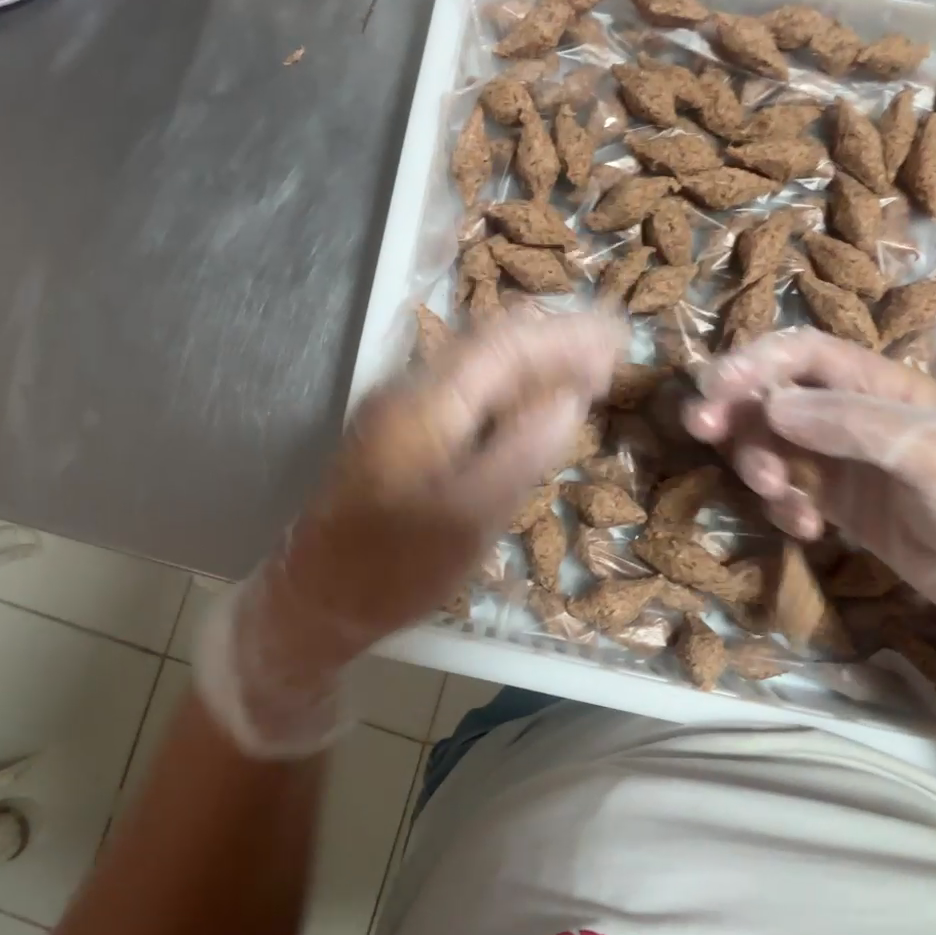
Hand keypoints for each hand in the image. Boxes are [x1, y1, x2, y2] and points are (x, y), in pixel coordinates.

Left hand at [195, 309, 626, 756]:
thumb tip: (570, 400)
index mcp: (424, 404)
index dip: (566, 335)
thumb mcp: (466, 520)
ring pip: (479, 364)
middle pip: (492, 344)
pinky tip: (534, 407)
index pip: (506, 344)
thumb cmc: (392, 570)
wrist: (316, 599)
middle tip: (612, 355)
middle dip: (555, 341)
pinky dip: (510, 388)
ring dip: (535, 362)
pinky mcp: (400, 432)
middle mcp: (409, 391)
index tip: (620, 338)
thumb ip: (520, 454)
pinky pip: (466, 390)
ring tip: (588, 375)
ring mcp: (400, 409)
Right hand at [683, 328, 935, 716]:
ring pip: (773, 445)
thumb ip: (851, 424)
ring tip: (780, 497)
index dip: (753, 360)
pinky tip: (807, 529)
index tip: (714, 388)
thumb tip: (769, 407)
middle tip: (703, 431)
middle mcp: (855, 416)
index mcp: (882, 386)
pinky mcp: (840, 505)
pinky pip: (788, 490)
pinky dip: (782, 505)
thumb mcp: (932, 455)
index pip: (803, 354)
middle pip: (775, 396)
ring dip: (760, 464)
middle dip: (738, 411)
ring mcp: (845, 463)